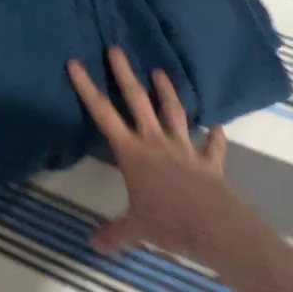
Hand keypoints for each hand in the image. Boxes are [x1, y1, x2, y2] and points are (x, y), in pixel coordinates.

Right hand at [67, 46, 248, 258]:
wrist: (217, 228)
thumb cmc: (169, 222)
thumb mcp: (137, 229)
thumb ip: (115, 233)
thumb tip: (92, 243)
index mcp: (132, 152)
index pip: (103, 114)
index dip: (87, 88)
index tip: (75, 63)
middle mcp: (155, 142)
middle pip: (138, 101)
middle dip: (125, 75)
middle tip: (116, 49)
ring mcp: (184, 149)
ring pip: (174, 113)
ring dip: (167, 93)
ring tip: (161, 72)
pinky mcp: (209, 163)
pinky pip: (212, 147)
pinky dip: (214, 137)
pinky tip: (217, 128)